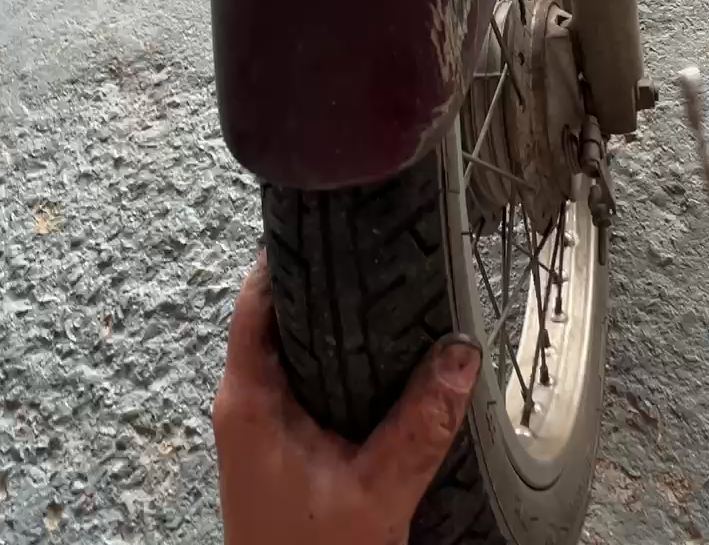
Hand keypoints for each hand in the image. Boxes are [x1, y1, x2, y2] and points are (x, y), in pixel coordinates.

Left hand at [214, 252, 482, 544]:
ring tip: (379, 281)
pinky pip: (304, 370)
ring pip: (291, 340)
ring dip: (327, 312)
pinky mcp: (280, 437)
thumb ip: (419, 424)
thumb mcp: (374, 493)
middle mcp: (247, 400)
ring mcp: (261, 419)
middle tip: (368, 240)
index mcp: (249, 400)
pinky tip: (376, 349)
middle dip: (319, 275)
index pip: (255, 299)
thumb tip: (461, 356)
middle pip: (275, 310)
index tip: (321, 217)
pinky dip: (334, 347)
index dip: (282, 253)